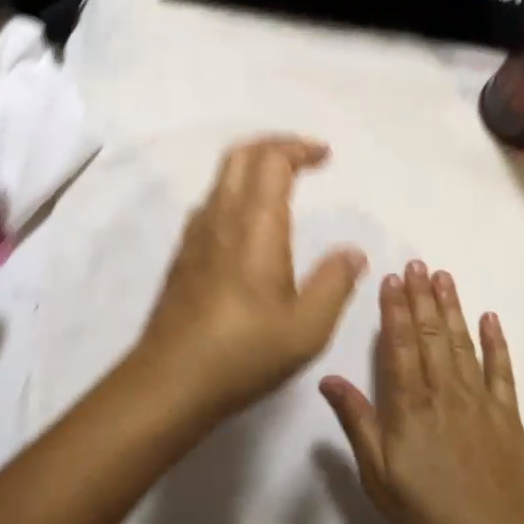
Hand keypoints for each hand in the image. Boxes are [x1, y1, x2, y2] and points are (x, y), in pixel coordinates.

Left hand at [134, 135, 366, 418]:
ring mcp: (196, 233)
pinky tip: (251, 222)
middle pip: (242, 154)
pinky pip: (212, 200)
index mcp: (255, 224)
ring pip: (222, 175)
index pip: (272, 159)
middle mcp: (221, 216)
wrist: (170, 378)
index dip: (299, 148)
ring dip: (254, 165)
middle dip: (275, 144)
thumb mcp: (307, 328)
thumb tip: (353, 252)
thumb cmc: (244, 352)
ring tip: (283, 182)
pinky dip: (237, 189)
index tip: (325, 155)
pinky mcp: (184, 253)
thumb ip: (334, 283)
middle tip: (305, 156)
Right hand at [320, 261, 523, 523]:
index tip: (391, 278)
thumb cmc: (425, 510)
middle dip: (422, 296)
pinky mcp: (507, 416)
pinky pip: (502, 372)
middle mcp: (444, 392)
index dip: (395, 309)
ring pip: (462, 344)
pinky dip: (497, 343)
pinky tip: (490, 318)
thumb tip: (328, 377)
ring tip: (444, 276)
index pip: (400, 345)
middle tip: (417, 263)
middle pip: (431, 335)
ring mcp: (479, 401)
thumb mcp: (377, 474)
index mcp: (410, 404)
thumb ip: (357, 422)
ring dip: (452, 308)